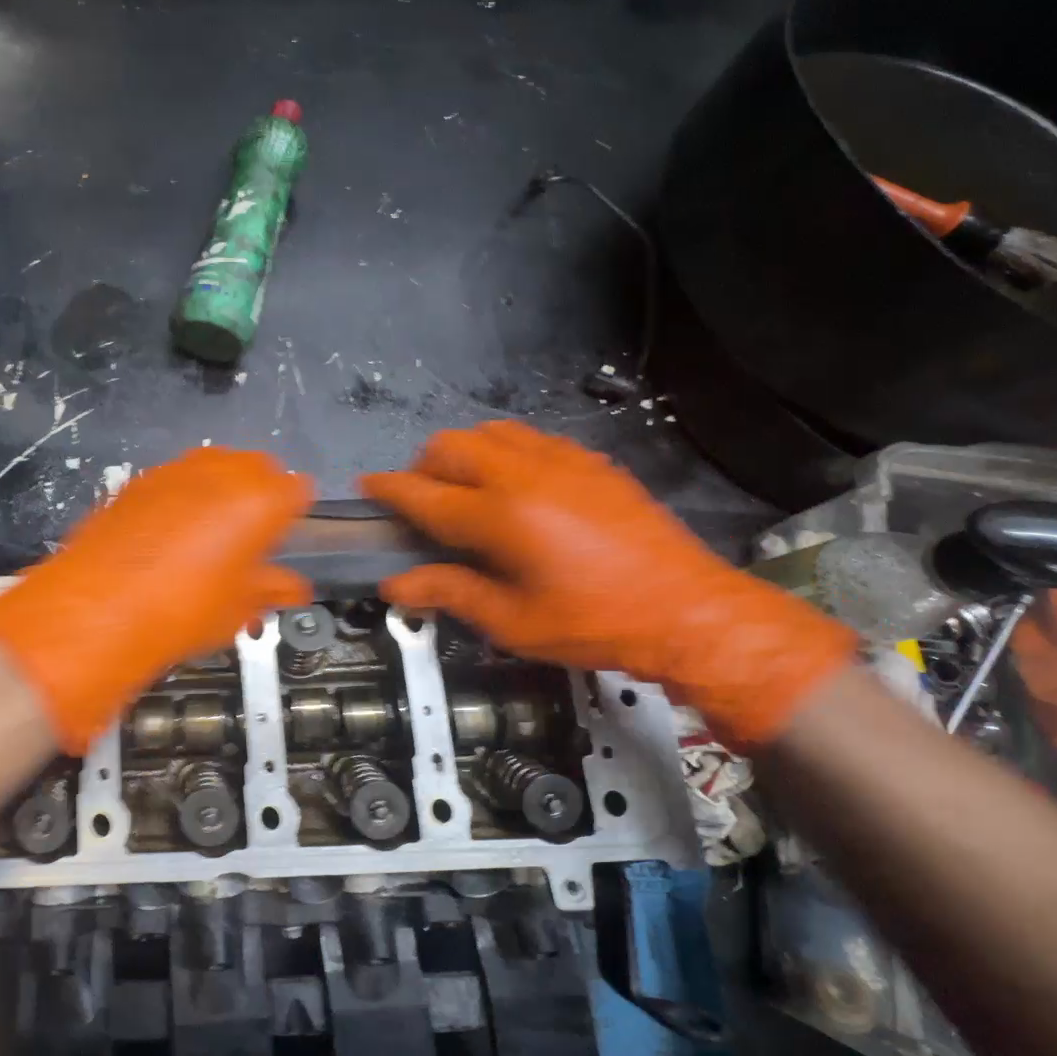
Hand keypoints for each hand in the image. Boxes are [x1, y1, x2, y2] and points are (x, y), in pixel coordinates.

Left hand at [0, 447, 312, 752]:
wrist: (99, 608)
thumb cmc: (181, 608)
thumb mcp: (239, 608)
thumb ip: (273, 589)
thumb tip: (288, 588)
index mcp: (260, 498)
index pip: (297, 488)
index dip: (294, 513)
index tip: (286, 534)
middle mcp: (219, 472)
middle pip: (256, 468)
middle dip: (258, 496)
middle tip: (251, 539)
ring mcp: (174, 472)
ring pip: (212, 469)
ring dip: (218, 494)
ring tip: (210, 540)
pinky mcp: (137, 482)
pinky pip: (173, 481)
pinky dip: (180, 499)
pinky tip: (171, 539)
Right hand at [361, 421, 855, 746]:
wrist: (690, 610)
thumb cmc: (594, 623)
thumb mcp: (512, 622)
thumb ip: (449, 592)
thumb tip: (394, 585)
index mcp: (500, 517)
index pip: (423, 493)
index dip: (388, 489)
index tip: (366, 487)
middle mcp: (524, 475)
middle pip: (449, 446)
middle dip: (422, 468)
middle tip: (421, 501)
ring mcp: (562, 461)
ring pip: (489, 431)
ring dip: (463, 454)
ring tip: (466, 489)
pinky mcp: (591, 462)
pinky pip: (531, 438)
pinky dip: (505, 452)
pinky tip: (516, 486)